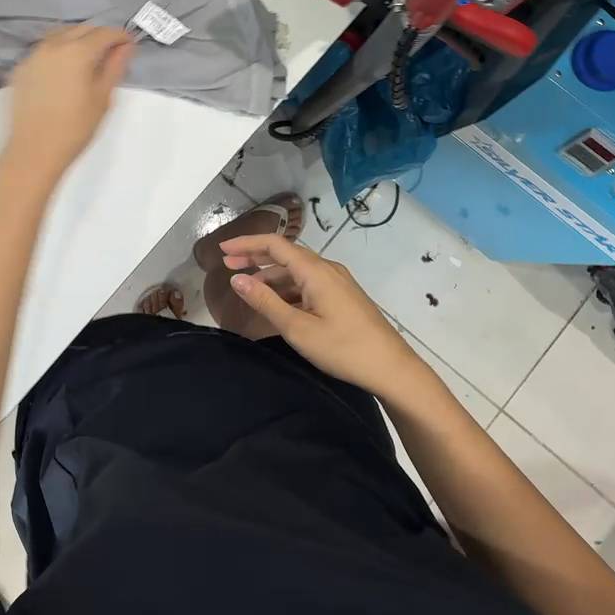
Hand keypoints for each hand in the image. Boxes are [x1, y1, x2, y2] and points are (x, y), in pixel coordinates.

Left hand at [3, 25, 133, 175]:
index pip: (104, 33)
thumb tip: (126, 46)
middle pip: (81, 29)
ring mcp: (33, 54)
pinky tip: (63, 69)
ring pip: (60, 35)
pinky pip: (44, 49)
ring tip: (88, 57)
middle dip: (99, 35)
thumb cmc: (75, 127)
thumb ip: (114, 66)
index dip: (120, 36)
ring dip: (77, 39)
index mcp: (77, 51)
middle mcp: (53, 45)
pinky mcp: (21, 67)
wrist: (34, 151)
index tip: (129, 44)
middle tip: (112, 51)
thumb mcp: (102, 97)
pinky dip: (58, 51)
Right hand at [219, 233, 424, 394]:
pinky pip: (308, 284)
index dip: (246, 244)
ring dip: (270, 276)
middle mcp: (327, 269)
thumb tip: (236, 279)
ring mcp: (337, 283)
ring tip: (247, 288)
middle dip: (255, 258)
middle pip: (285, 254)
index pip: (274, 245)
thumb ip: (265, 301)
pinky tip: (276, 304)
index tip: (221, 251)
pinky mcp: (343, 298)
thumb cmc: (343, 348)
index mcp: (315, 271)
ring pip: (296, 271)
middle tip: (228, 265)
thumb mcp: (297, 328)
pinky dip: (287, 288)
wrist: (393, 369)